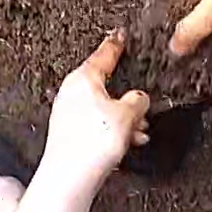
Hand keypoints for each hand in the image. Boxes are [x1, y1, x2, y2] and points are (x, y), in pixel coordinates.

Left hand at [38, 32, 151, 192]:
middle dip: (127, 99)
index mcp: (83, 78)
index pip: (104, 53)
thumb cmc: (91, 142)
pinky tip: (127, 142)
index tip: (121, 35)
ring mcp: (69, 112)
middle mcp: (72, 92)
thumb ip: (138, 100)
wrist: (71, 176)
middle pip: (106, 86)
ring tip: (138, 132)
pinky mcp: (70, 132)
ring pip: (104, 108)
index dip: (117, 44)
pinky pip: (97, 124)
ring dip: (124, 119)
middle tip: (143, 106)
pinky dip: (113, 130)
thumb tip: (140, 98)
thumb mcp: (128, 114)